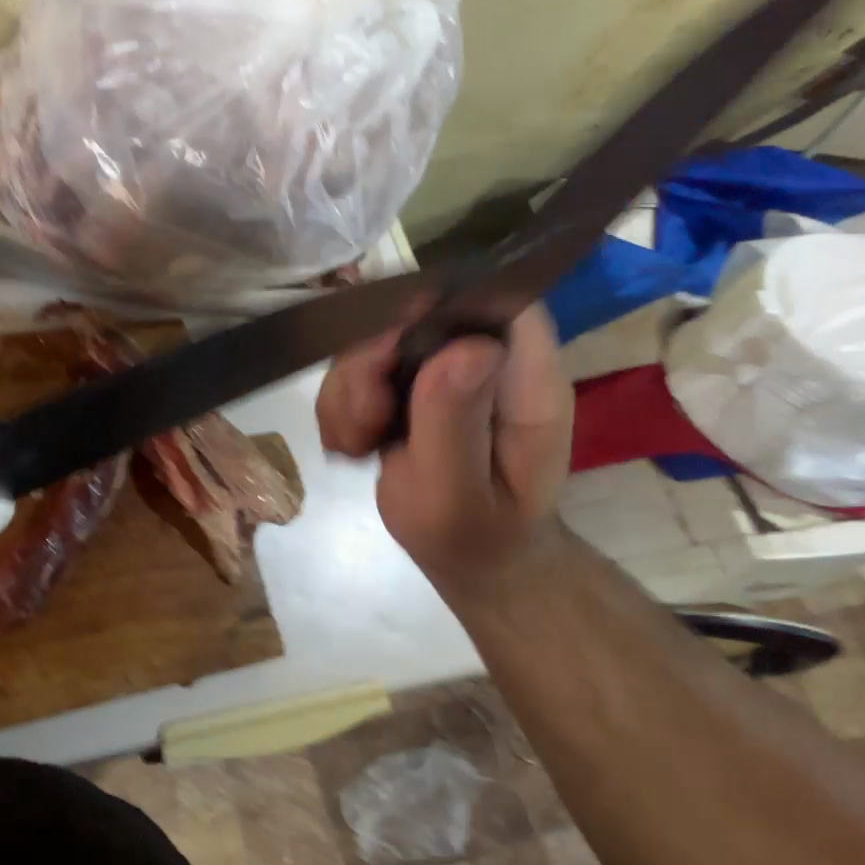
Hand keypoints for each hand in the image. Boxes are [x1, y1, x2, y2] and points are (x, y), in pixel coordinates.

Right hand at [316, 307, 573, 595]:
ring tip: (357, 445)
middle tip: (366, 420)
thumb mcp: (460, 494)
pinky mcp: (405, 386)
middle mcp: (485, 362)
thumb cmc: (477, 536)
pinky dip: (339, 409)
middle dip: (370, 363)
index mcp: (525, 382)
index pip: (498, 305)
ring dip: (347, 393)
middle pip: (416, 317)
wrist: (471, 560)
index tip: (390, 347)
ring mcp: (441, 372)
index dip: (441, 306)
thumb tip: (461, 347)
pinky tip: (351, 447)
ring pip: (372, 344)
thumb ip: (457, 424)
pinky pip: (353, 373)